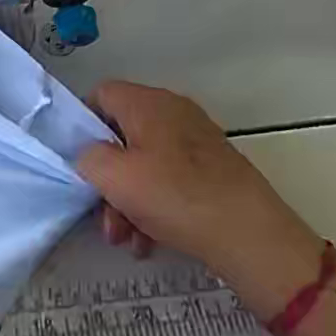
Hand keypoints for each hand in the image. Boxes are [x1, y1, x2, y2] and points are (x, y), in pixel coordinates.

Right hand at [75, 81, 324, 319]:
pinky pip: (169, 179)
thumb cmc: (175, 197)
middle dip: (106, 177)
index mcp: (148, 102)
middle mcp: (173, 112)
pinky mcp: (214, 170)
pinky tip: (150, 240)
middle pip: (121, 135)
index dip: (82, 125)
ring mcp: (197, 142)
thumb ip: (86, 155)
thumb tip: (91, 154)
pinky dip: (155, 205)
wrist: (256, 240)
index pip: (100, 95)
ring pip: (144, 163)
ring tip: (127, 238)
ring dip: (127, 200)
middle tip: (103, 212)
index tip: (80, 160)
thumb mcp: (111, 175)